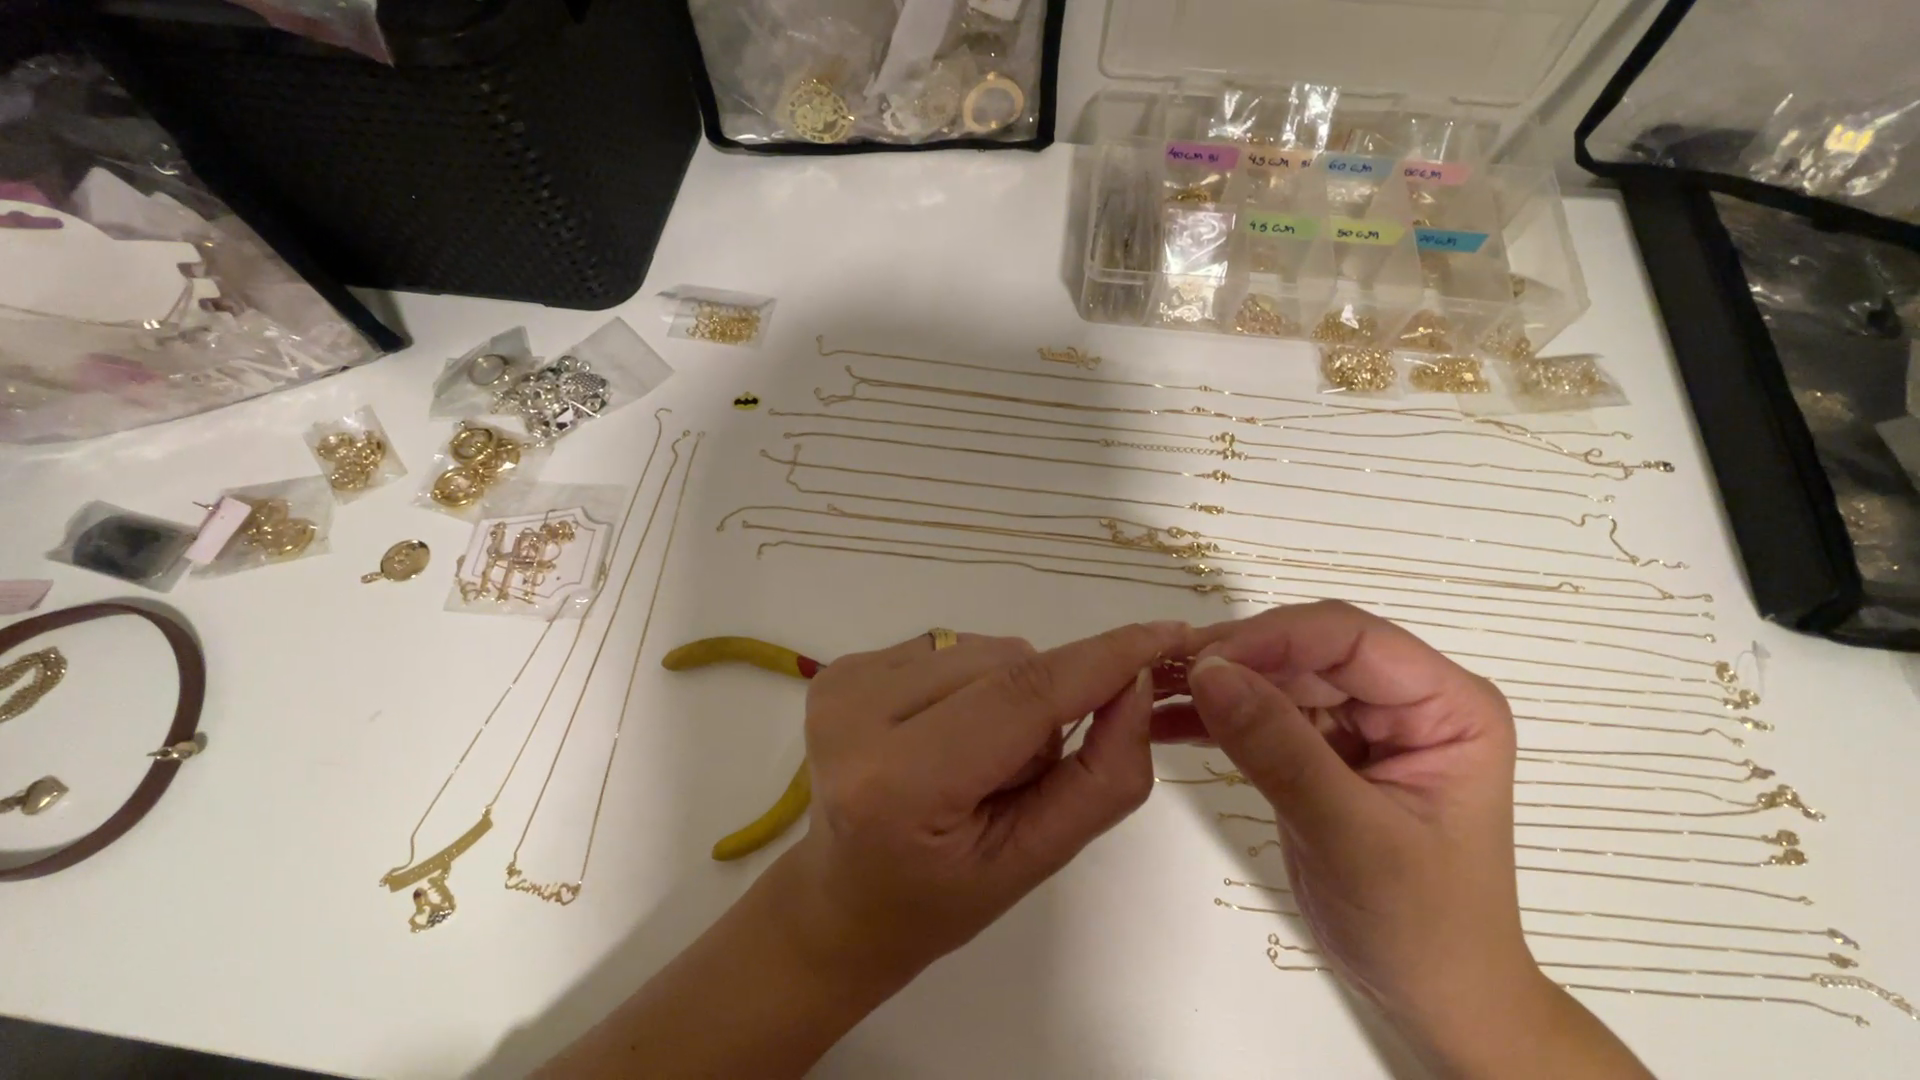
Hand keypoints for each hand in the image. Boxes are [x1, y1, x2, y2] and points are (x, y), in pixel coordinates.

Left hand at [540, 621, 1186, 1079]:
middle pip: (1009, 665)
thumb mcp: (1033, 860)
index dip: (1104, 660)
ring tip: (979, 759)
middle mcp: (855, 712)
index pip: (1024, 697)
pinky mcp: (839, 666)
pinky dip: (973, 685)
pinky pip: (950, 648)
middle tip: (1027, 771)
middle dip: (1048, 703)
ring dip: (1008, 694)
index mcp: (897, 780)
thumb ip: (1100, 779)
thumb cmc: (939, 900)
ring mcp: (840, 681)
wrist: (844, 898)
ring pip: (984, 648)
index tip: (1170, 634)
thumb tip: (1136, 683)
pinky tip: (946, 735)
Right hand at [1175, 601, 1649, 1078]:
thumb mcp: (1350, 835)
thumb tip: (1207, 672)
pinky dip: (1218, 717)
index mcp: (1446, 704)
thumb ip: (1280, 750)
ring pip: (1278, 676)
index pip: (1351, 638)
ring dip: (1217, 684)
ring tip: (1151, 692)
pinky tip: (1167, 722)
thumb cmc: (1418, 922)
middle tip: (1161, 675)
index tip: (1201, 660)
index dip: (1274, 637)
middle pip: (1308, 651)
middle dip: (1236, 659)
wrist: (1428, 994)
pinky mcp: (1323, 749)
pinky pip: (1265, 714)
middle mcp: (1405, 699)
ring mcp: (1362, 723)